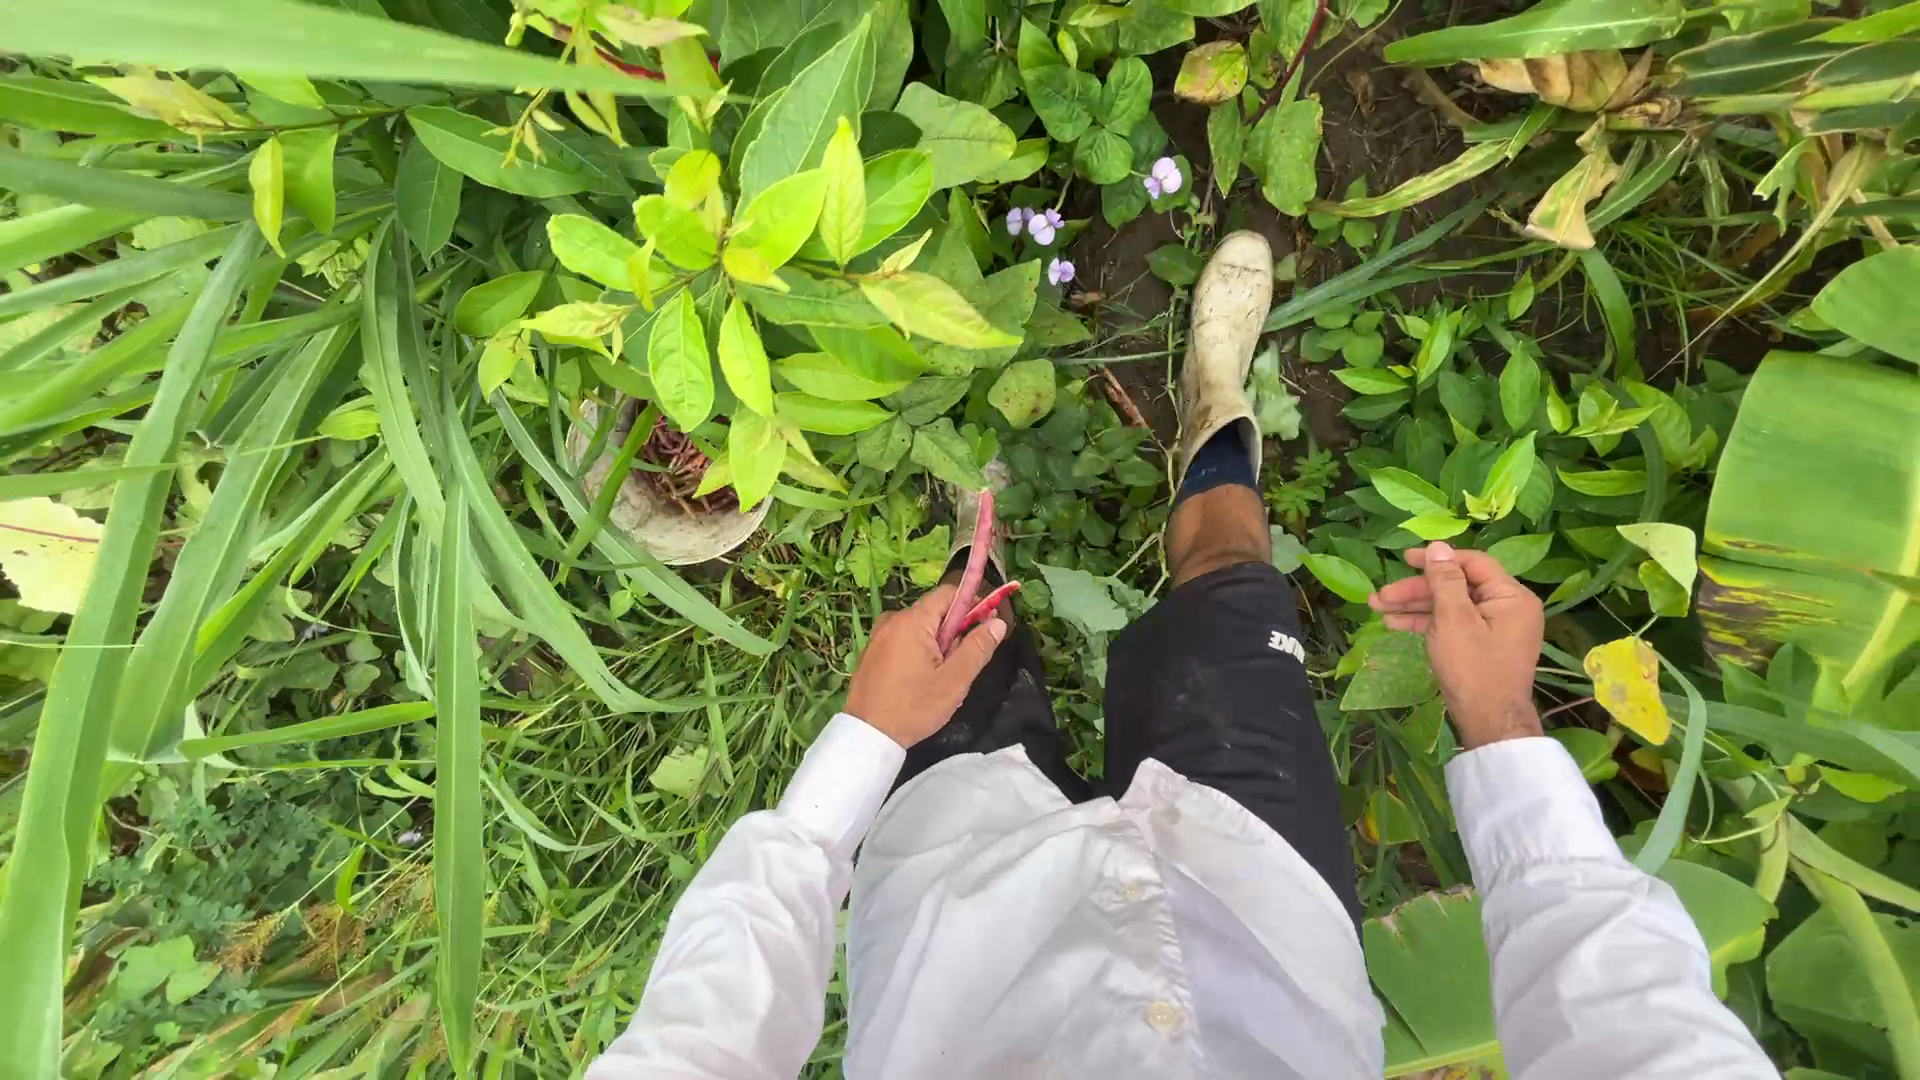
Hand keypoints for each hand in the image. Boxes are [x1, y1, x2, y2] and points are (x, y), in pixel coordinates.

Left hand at [845, 584, 1006, 748]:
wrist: (868, 736)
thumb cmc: (914, 707)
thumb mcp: (954, 680)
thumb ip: (978, 647)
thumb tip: (998, 623)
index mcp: (912, 621)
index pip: (948, 594)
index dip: (972, 604)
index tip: (986, 625)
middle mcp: (892, 620)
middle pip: (934, 611)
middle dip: (954, 630)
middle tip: (962, 663)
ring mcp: (878, 636)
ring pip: (919, 628)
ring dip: (937, 644)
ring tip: (941, 677)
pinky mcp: (871, 652)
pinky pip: (903, 640)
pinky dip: (918, 651)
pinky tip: (920, 680)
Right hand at [1366, 541, 1544, 749]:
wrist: (1487, 718)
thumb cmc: (1472, 666)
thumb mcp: (1454, 619)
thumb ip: (1445, 580)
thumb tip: (1438, 547)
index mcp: (1510, 597)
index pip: (1472, 564)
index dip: (1437, 559)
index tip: (1404, 559)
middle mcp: (1506, 608)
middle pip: (1455, 586)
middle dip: (1416, 589)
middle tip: (1381, 595)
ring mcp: (1493, 627)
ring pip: (1447, 605)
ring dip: (1412, 605)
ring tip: (1377, 608)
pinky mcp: (1479, 643)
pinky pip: (1450, 623)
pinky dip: (1424, 622)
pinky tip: (1394, 624)